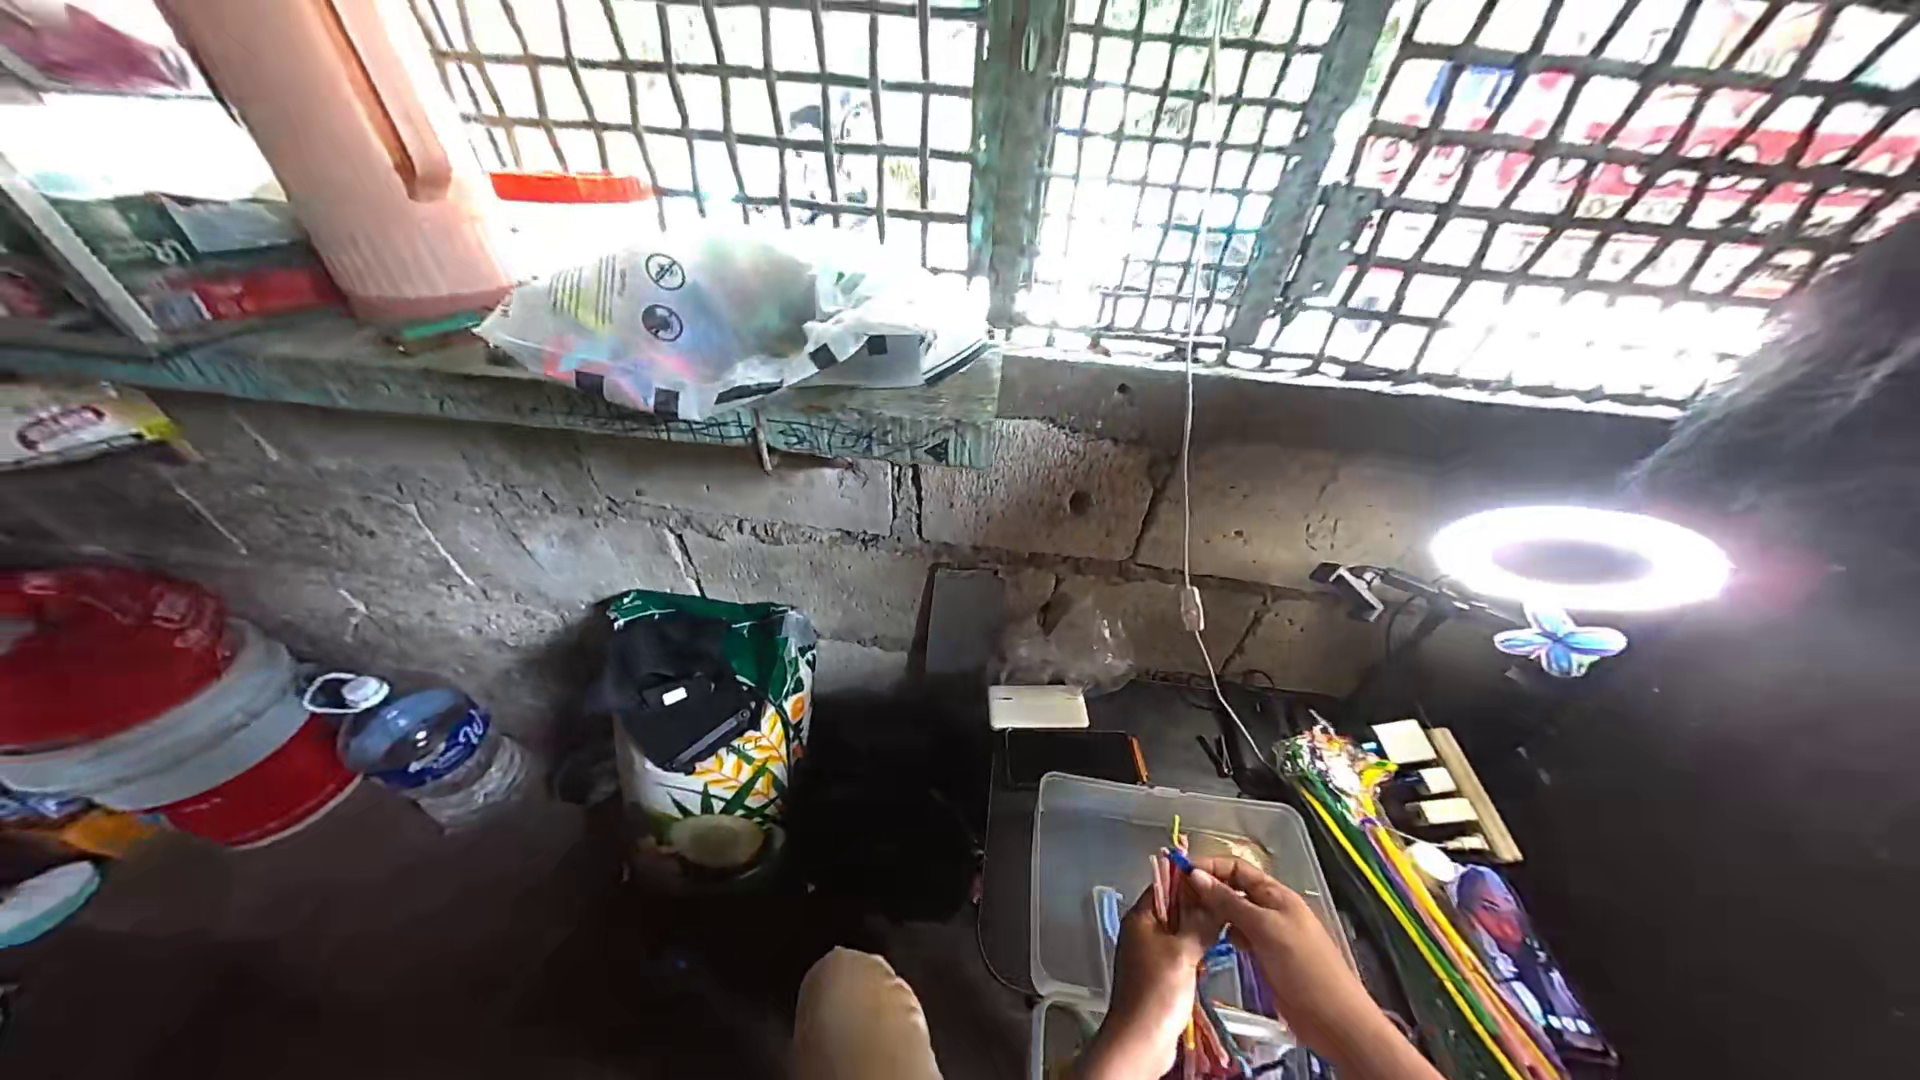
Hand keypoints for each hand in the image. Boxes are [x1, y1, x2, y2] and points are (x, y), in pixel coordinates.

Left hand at [1077, 876, 1222, 1079]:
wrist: (1141, 1039)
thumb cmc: (1157, 990)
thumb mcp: (1183, 952)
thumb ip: (1199, 924)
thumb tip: (1214, 899)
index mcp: (1140, 916)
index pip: (1163, 886)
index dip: (1187, 882)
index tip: (1215, 884)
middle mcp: (1141, 930)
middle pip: (1171, 909)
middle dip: (1196, 910)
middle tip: (1225, 909)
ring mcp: (1148, 953)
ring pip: (1177, 932)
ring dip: (1197, 933)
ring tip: (1223, 932)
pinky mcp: (1157, 974)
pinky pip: (1177, 953)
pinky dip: (1193, 954)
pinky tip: (1210, 960)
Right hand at [1187, 857, 1442, 1079]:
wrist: (1338, 1024)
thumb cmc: (1303, 968)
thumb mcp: (1264, 929)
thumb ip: (1228, 901)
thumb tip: (1194, 874)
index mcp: (1276, 894)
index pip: (1236, 867)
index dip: (1209, 866)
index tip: (1181, 873)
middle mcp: (1271, 908)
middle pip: (1233, 888)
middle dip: (1208, 889)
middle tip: (1180, 899)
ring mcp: (1270, 933)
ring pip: (1234, 912)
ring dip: (1214, 912)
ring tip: (1192, 919)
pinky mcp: (1267, 956)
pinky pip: (1240, 935)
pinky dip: (1226, 933)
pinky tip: (1215, 941)